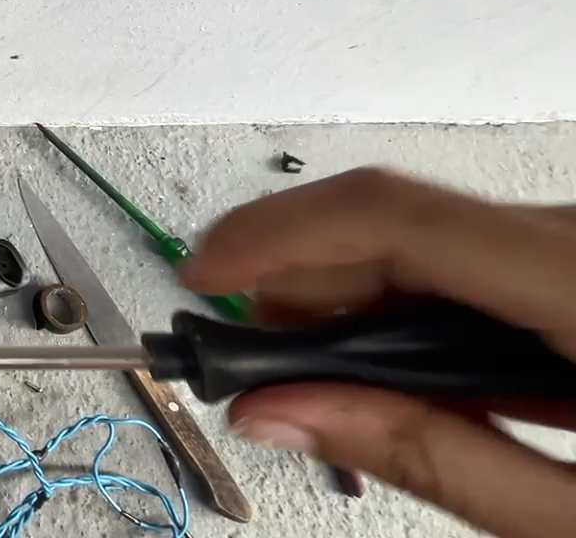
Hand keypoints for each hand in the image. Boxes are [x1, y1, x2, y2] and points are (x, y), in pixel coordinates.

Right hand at [183, 168, 575, 537]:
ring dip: (354, 294)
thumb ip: (437, 462)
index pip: (391, 214)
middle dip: (303, 280)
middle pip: (396, 221)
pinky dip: (413, 303)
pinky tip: (418, 367)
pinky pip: (474, 255)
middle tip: (264, 361)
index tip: (203, 279)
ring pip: (427, 234)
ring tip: (338, 376)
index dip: (272, 235)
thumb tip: (275, 415)